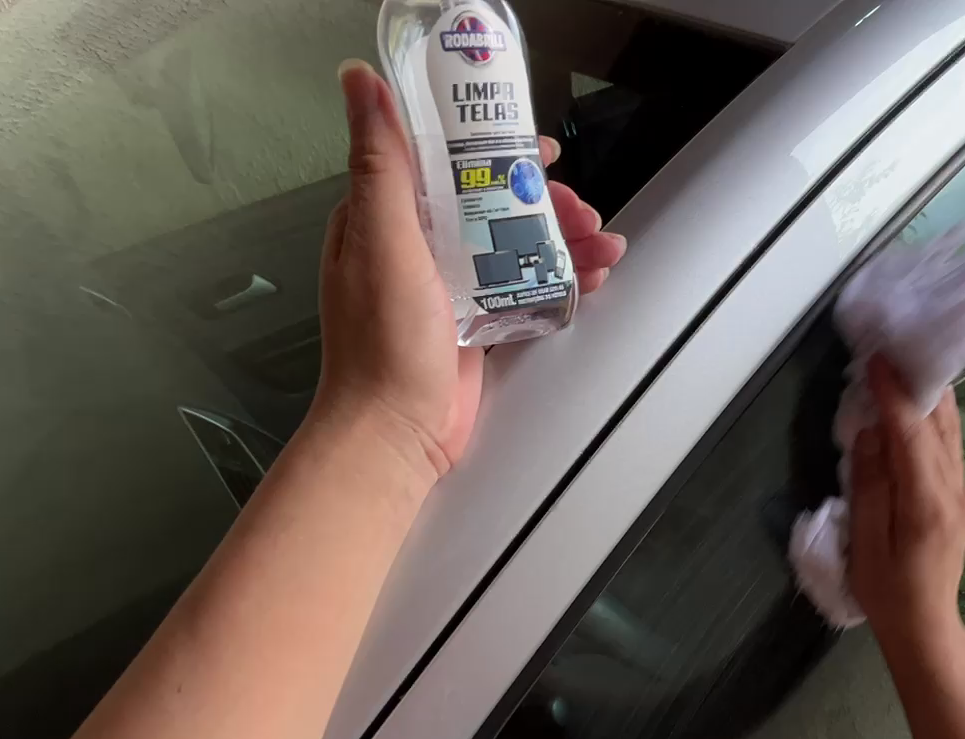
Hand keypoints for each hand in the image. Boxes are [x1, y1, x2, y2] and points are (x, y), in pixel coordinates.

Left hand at [316, 60, 626, 476]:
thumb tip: (360, 80)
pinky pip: (523, 289)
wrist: (397, 432)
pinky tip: (590, 279)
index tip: (540, 148)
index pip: (447, 162)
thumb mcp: (382, 243)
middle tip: (584, 211)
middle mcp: (420, 248)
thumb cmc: (383, 344)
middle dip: (545, 204)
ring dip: (563, 242)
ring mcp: (451, 288)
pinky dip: (558, 281)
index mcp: (389, 218)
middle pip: (493, 205)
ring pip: (516, 246)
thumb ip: (381, 166)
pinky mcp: (478, 325)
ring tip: (604, 246)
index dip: (495, 147)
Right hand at [849, 356, 964, 653]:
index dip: (893, 393)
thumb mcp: (866, 544)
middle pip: (941, 422)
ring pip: (950, 430)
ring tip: (902, 364)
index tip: (875, 358)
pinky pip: (946, 445)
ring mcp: (961, 492)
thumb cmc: (887, 593)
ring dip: (927, 395)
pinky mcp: (957, 497)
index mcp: (927, 503)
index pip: (912, 434)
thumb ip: (869, 487)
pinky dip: (929, 419)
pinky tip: (913, 406)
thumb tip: (870, 434)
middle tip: (893, 346)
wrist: (925, 627)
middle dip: (916, 381)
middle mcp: (953, 490)